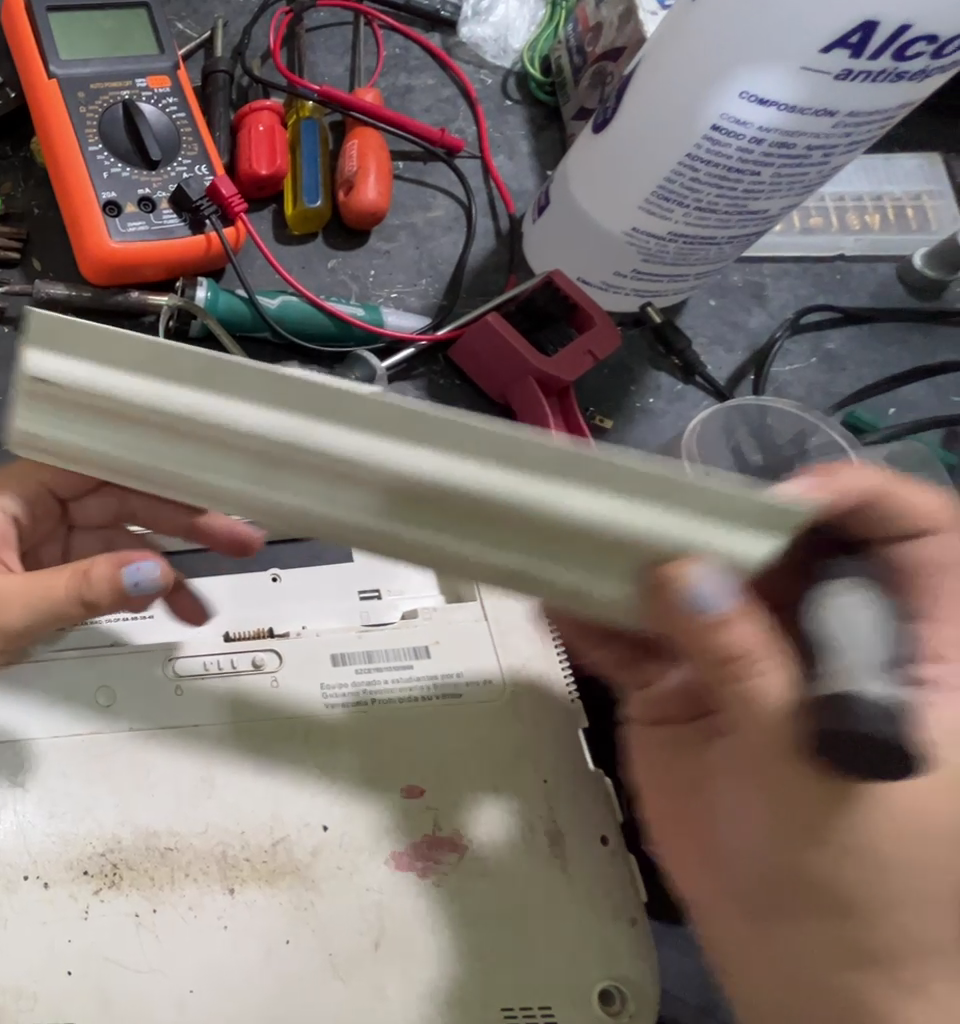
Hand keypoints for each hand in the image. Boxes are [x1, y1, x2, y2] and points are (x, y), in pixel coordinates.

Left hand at [0, 460, 265, 734]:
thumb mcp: (9, 609)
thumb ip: (85, 589)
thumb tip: (160, 573)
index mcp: (18, 493)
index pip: (102, 468)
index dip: (161, 476)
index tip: (218, 488)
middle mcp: (31, 511)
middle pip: (115, 504)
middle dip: (176, 524)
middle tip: (243, 542)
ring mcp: (35, 549)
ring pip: (110, 544)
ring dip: (157, 568)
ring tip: (207, 604)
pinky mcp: (35, 585)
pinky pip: (93, 577)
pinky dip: (126, 592)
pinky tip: (165, 610)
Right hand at [551, 463, 959, 1023]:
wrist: (801, 959)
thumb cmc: (861, 873)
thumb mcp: (817, 764)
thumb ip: (750, 665)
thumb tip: (675, 573)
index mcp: (912, 647)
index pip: (912, 536)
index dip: (850, 500)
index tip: (760, 505)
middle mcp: (821, 637)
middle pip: (770, 549)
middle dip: (702, 522)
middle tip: (625, 510)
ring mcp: (740, 663)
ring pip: (684, 588)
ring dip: (625, 565)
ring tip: (565, 543)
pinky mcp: (675, 692)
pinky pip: (624, 639)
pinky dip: (584, 619)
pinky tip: (547, 602)